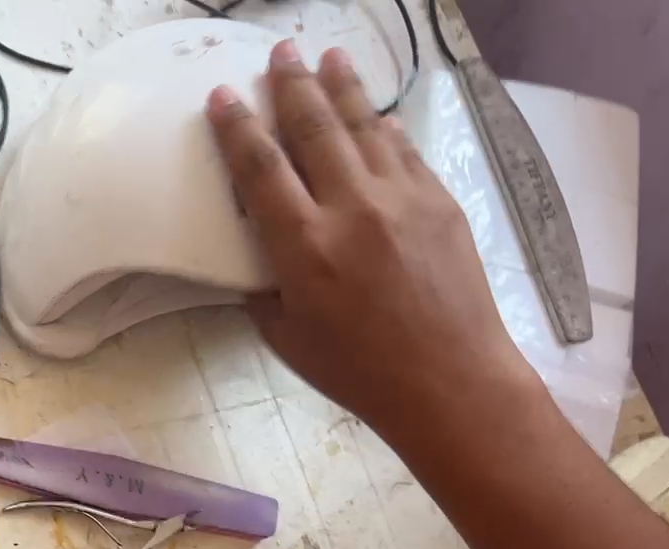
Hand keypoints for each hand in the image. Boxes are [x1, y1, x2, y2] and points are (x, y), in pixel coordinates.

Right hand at [207, 41, 540, 437]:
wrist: (446, 376)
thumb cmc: (352, 368)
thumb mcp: (284, 335)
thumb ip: (266, 287)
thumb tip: (262, 255)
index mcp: (303, 247)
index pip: (261, 171)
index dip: (237, 130)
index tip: (222, 97)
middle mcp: (351, 208)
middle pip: (315, 130)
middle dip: (293, 86)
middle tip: (281, 52)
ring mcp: (403, 198)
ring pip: (365, 127)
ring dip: (343, 89)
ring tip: (329, 57)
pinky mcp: (440, 200)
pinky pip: (404, 150)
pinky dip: (383, 127)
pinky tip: (375, 114)